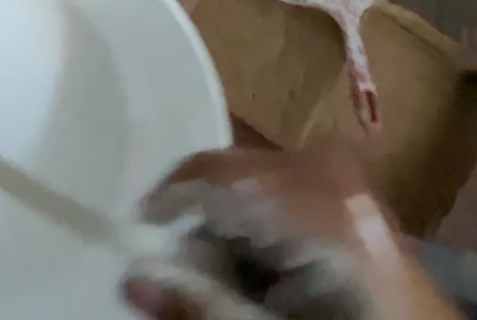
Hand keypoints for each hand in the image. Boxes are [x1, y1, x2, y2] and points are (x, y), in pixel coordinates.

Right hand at [123, 147, 461, 319]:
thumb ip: (204, 307)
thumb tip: (129, 279)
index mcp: (316, 199)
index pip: (211, 173)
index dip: (163, 206)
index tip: (134, 243)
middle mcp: (327, 170)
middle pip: (226, 180)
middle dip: (197, 233)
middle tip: (187, 286)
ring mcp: (341, 177)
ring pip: (246, 189)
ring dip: (225, 240)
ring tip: (235, 293)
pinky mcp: (347, 193)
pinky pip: (273, 196)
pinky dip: (255, 238)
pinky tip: (267, 284)